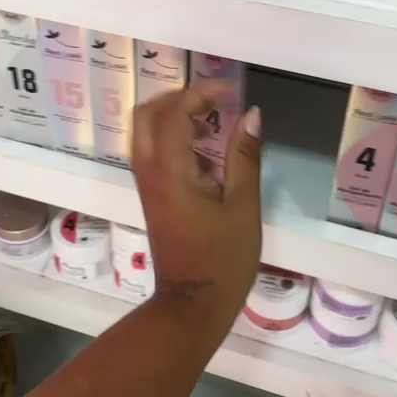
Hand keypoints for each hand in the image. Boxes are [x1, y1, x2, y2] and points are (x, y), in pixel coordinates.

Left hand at [130, 82, 262, 320]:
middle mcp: (149, 171)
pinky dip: (172, 136)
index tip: (231, 90)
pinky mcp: (151, 195)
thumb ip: (244, 156)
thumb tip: (251, 114)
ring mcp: (146, 184)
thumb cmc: (223, 260)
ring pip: (145, 131)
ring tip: (214, 119)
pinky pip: (152, 151)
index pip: (174, 113)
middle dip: (178, 98)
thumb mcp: (243, 206)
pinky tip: (206, 148)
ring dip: (173, 115)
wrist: (192, 305)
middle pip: (147, 114)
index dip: (201, 93)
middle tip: (214, 99)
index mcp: (170, 171)